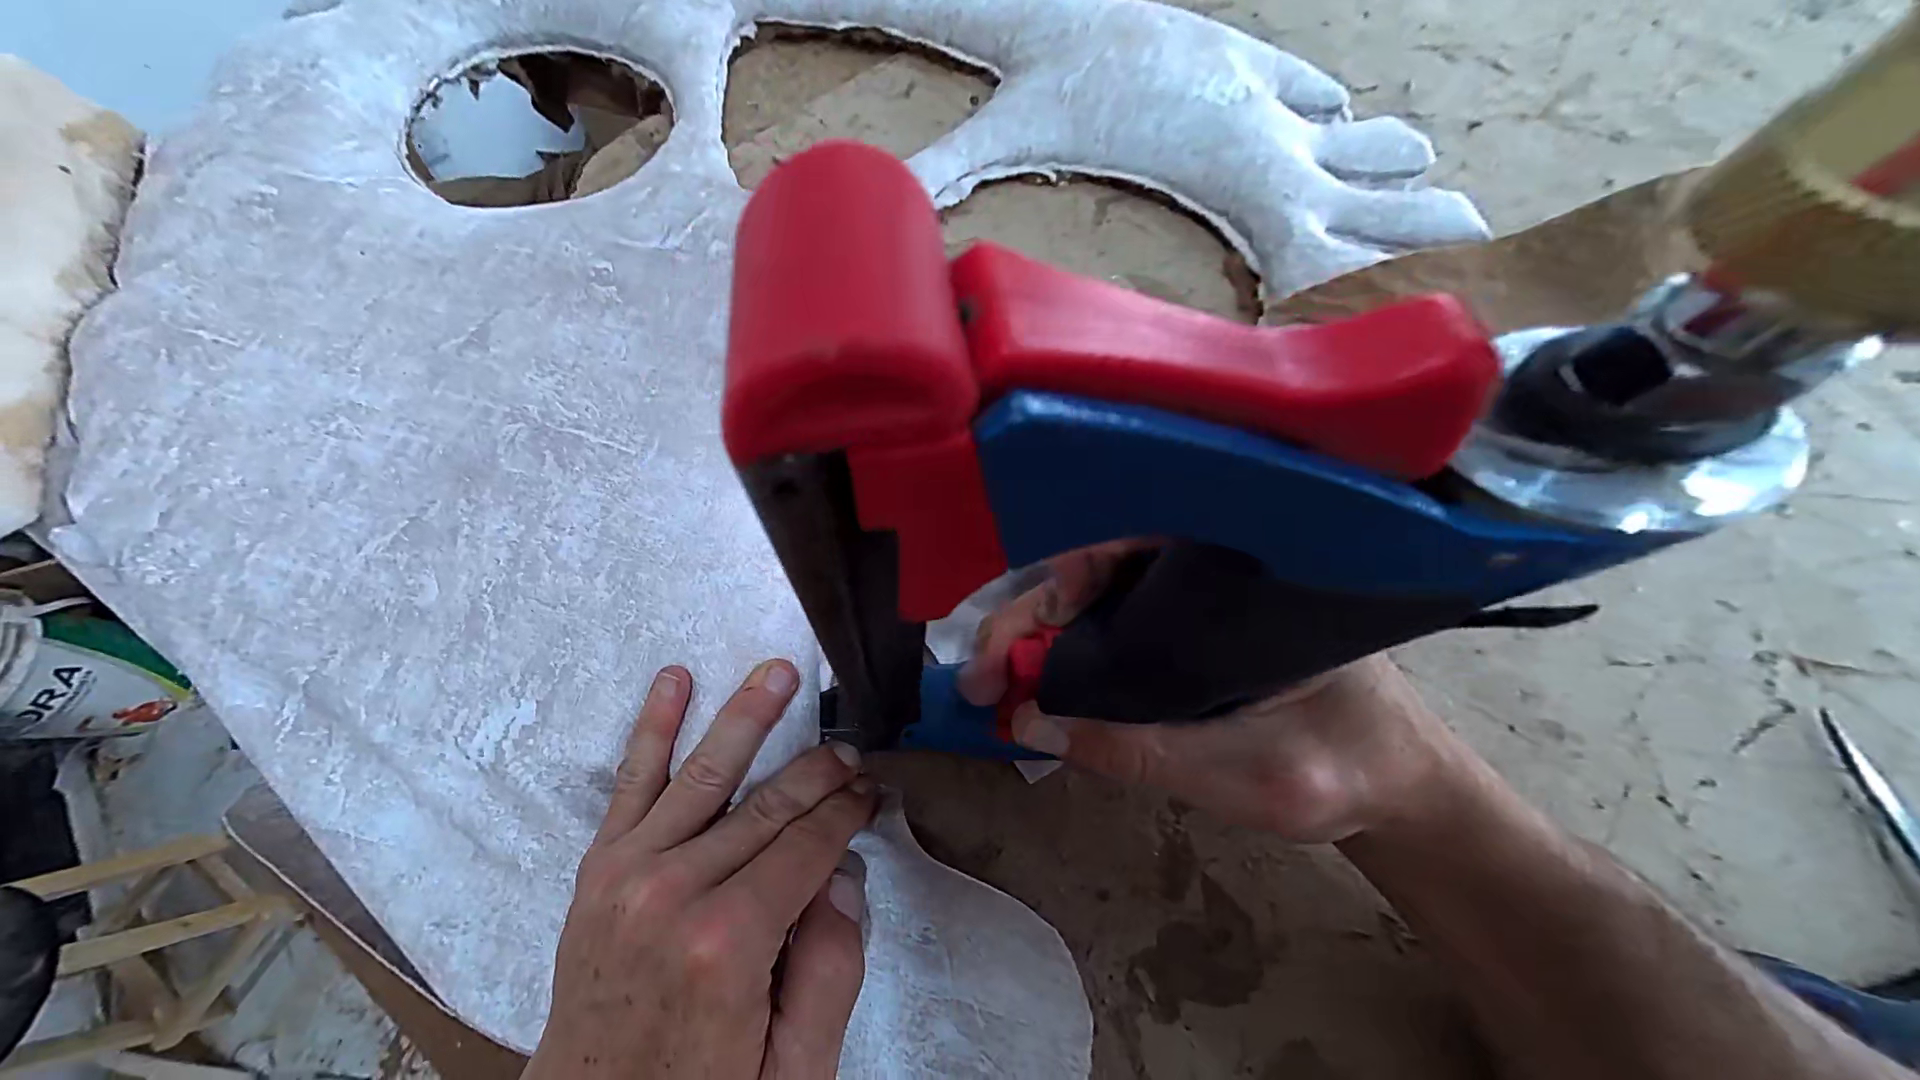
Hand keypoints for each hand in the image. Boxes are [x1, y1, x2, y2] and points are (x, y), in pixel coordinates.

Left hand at [525, 659, 877, 1079]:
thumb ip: (831, 971)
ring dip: (747, 715)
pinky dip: (655, 726)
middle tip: (850, 749)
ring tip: (779, 671)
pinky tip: (674, 681)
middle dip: (818, 769)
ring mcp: (629, 872)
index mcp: (729, 942)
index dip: (848, 811)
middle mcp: (675, 892)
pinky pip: (632, 782)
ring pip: (707, 773)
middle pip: (768, 804)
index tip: (872, 789)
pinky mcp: (599, 867)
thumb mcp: (792, 1068)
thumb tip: (844, 876)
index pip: (809, 844)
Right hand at [958, 545, 1465, 842]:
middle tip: (979, 679)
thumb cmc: (1343, 770)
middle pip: (1095, 571)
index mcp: (1237, 577)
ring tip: (993, 687)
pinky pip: (1107, 632)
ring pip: (1092, 600)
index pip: (1131, 543)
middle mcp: (1206, 573)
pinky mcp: (1178, 639)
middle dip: (1028, 619)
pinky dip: (1062, 656)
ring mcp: (1188, 606)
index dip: (1063, 576)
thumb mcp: (1245, 774)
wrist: (1397, 785)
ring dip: (1035, 638)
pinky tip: (1033, 687)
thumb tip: (1027, 724)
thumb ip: (1141, 752)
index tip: (1017, 636)